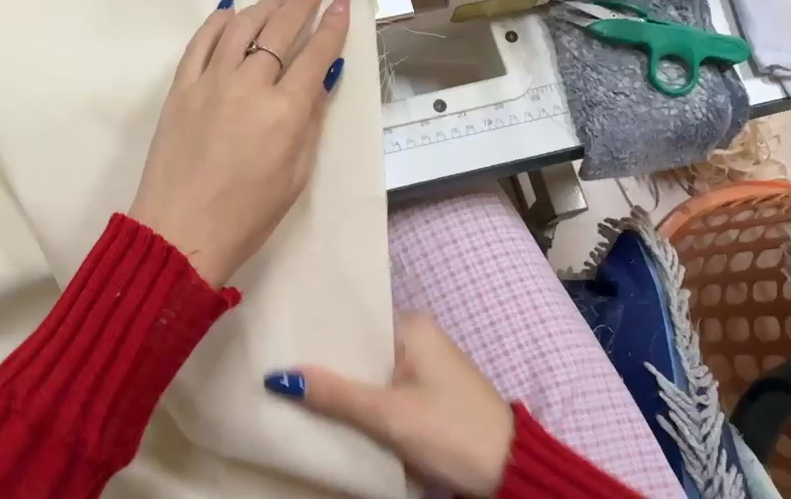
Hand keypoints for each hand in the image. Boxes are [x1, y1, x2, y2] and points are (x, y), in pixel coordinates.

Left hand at [128, 0, 351, 286]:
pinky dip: (217, 21)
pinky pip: (200, 42)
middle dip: (303, 0)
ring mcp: (210, 82)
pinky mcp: (181, 88)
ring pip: (241, 27)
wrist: (180, 232)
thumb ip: (310, 120)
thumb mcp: (296, 174)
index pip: (316, 54)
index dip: (332, 24)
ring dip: (265, 4)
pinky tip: (231, 9)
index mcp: (285, 112)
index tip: (341, 1)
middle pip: (281, 30)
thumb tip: (322, 77)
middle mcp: (249, 85)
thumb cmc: (248, 215)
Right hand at [268, 314, 514, 497]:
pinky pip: (385, 390)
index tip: (280, 340)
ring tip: (297, 391)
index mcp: (411, 325)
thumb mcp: (388, 415)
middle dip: (328, 364)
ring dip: (345, 387)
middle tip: (281, 370)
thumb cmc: (451, 430)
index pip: (354, 320)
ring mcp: (424, 367)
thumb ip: (336, 395)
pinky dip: (364, 402)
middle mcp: (417, 337)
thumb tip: (280, 376)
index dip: (319, 333)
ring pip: (371, 372)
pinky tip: (336, 413)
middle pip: (360, 347)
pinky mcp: (428, 395)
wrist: (510, 471)